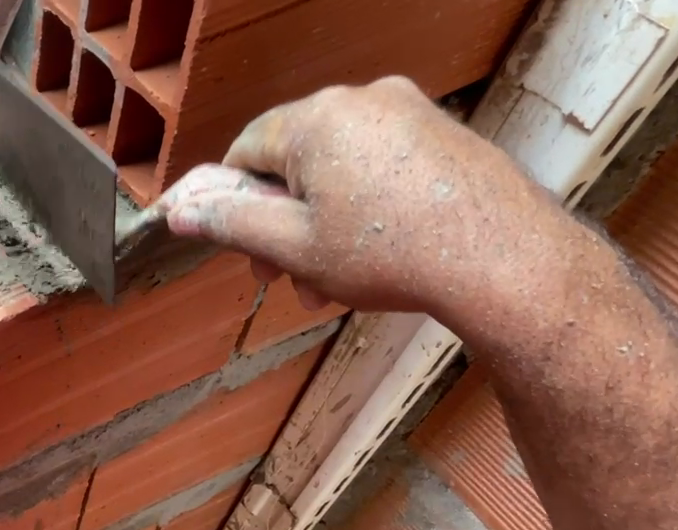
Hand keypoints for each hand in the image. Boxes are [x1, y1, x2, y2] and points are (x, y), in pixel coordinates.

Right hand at [155, 76, 571, 322]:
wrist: (499, 257)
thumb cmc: (384, 253)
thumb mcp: (290, 246)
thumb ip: (229, 225)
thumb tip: (178, 213)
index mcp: (316, 121)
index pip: (245, 149)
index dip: (234, 200)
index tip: (245, 246)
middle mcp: (361, 100)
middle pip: (290, 160)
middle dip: (278, 221)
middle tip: (282, 276)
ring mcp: (407, 111)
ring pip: (332, 169)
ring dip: (315, 224)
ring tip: (326, 281)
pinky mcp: (438, 132)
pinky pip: (373, 166)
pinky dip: (356, 209)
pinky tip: (366, 256)